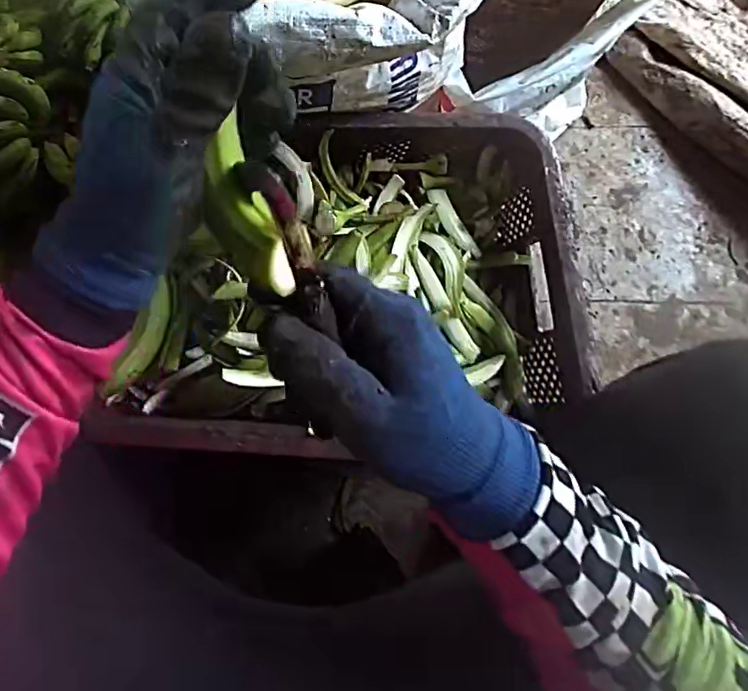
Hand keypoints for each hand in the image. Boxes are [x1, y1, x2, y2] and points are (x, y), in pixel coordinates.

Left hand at [31, 0, 292, 317]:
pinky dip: (255, 125)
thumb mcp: (167, 144)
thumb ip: (197, 88)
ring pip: (232, 77)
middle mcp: (158, 81)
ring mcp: (179, 108)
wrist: (119, 257)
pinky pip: (236, 111)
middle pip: (215, 44)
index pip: (171, 12)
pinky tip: (261, 151)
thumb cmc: (131, 202)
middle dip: (251, 67)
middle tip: (269, 110)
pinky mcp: (196, 135)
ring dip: (260, 98)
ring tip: (268, 135)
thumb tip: (231, 25)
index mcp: (137, 73)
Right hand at [263, 266, 538, 539]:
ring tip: (318, 410)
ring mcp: (390, 330)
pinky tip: (332, 409)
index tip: (269, 335)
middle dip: (299, 343)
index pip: (323, 276)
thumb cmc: (425, 444)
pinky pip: (344, 348)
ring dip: (312, 364)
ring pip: (327, 329)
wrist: (479, 470)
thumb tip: (270, 322)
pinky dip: (329, 373)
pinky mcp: (390, 350)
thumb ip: (318, 366)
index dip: (288, 294)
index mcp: (386, 313)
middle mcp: (388, 310)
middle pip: (320, 305)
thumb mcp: (365, 412)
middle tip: (298, 391)